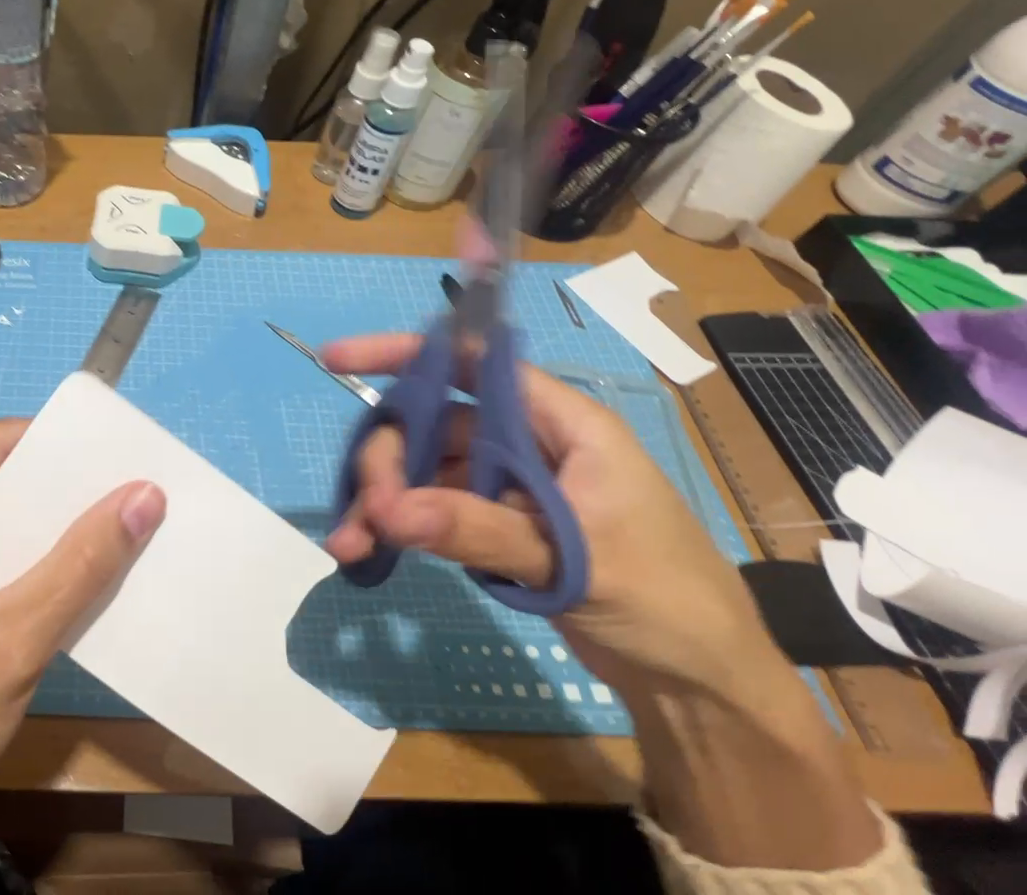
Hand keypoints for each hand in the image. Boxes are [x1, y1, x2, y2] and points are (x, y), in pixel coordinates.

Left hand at [0, 419, 165, 893]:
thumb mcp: (17, 640)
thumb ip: (82, 564)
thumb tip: (146, 495)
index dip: (53, 442)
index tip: (116, 453)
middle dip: (54, 484)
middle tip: (122, 488)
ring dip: (42, 522)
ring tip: (108, 521)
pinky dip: (23, 554)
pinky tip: (68, 566)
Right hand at [321, 334, 778, 701]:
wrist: (697, 681)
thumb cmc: (665, 600)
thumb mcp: (574, 561)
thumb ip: (479, 530)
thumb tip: (388, 511)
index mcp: (565, 426)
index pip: (476, 365)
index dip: (408, 354)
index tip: (337, 360)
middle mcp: (530, 446)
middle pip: (435, 426)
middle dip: (387, 459)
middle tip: (367, 511)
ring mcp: (510, 489)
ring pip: (424, 474)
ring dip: (384, 503)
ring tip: (349, 545)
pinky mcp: (496, 529)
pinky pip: (432, 514)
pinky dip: (399, 530)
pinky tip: (369, 553)